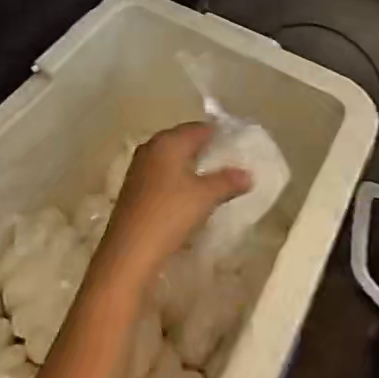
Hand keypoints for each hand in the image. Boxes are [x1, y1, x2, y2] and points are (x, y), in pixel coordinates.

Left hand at [95, 122, 250, 288]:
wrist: (130, 249)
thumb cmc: (170, 213)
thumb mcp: (205, 197)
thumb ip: (227, 181)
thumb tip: (248, 174)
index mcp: (168, 141)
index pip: (198, 128)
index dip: (218, 134)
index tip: (236, 144)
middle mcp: (151, 147)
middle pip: (182, 140)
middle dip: (204, 148)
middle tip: (227, 161)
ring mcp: (139, 166)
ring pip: (171, 157)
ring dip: (190, 164)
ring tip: (212, 178)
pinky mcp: (134, 186)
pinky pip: (161, 172)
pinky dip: (177, 177)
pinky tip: (188, 193)